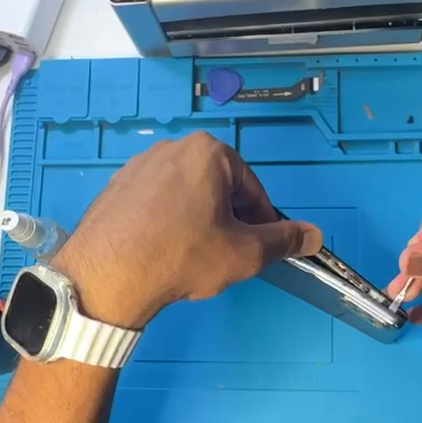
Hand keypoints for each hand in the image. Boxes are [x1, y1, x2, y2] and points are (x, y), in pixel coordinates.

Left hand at [50, 133, 321, 328]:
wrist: (107, 275)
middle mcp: (173, 147)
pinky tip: (161, 252)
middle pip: (219, 188)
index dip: (260, 224)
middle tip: (221, 256)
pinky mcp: (116, 186)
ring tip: (189, 257)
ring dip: (198, 222)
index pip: (252, 190)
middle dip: (227, 221)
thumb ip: (283, 241)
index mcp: (210, 152)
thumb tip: (314, 235)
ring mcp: (139, 165)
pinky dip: (166, 223)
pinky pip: (156, 202)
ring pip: (187, 195)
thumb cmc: (183, 256)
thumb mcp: (245, 253)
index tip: (255, 250)